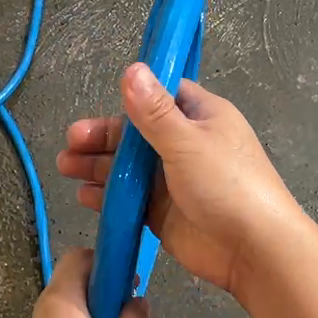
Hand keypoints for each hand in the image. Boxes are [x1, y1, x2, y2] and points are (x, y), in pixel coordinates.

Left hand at [7, 249, 147, 317]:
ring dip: (100, 306)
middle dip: (107, 284)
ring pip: (77, 296)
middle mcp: (49, 300)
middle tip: (127, 308)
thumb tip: (141, 302)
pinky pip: (71, 314)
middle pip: (79, 273)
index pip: (81, 254)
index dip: (108, 259)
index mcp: (63, 295)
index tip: (129, 281)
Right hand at [57, 64, 309, 293]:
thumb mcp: (187, 141)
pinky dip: (106, 198)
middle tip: (69, 144)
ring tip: (66, 168)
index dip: (128, 101)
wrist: (251, 248)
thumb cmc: (226, 185)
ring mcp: (172, 183)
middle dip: (102, 139)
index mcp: (199, 118)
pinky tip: (84, 196)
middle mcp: (184, 146)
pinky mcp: (162, 214)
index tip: (98, 107)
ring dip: (97, 167)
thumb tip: (131, 69)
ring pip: (127, 170)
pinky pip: (129, 201)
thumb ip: (154, 112)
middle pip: (135, 136)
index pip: (159, 99)